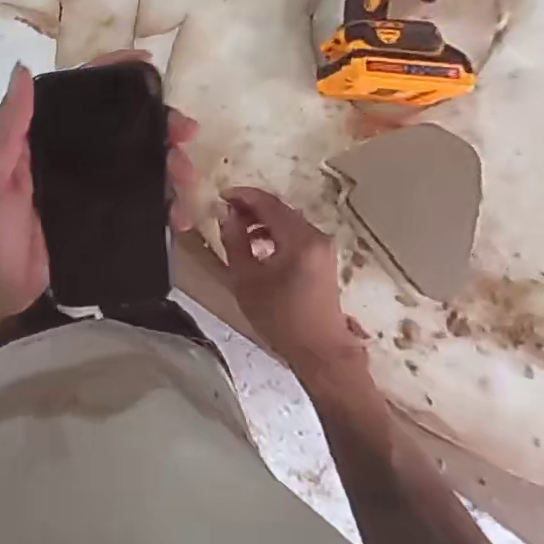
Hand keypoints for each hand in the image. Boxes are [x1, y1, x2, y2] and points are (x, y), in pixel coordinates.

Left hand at [0, 55, 202, 322]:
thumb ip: (6, 127)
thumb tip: (22, 70)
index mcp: (35, 140)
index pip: (75, 98)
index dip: (111, 77)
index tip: (147, 64)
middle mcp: (62, 159)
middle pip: (117, 130)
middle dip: (157, 125)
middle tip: (186, 131)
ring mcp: (81, 192)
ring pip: (135, 166)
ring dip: (168, 165)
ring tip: (188, 179)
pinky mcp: (96, 223)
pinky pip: (137, 206)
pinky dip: (162, 206)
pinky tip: (181, 215)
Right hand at [219, 187, 365, 380]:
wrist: (318, 348)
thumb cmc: (278, 316)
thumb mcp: (245, 278)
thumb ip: (234, 241)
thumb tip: (226, 215)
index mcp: (299, 240)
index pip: (269, 204)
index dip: (242, 196)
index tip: (220, 196)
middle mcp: (316, 237)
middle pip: (280, 209)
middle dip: (251, 208)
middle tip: (225, 213)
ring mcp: (323, 247)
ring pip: (287, 221)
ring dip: (262, 221)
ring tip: (237, 232)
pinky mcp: (323, 258)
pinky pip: (295, 234)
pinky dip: (274, 233)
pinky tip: (257, 247)